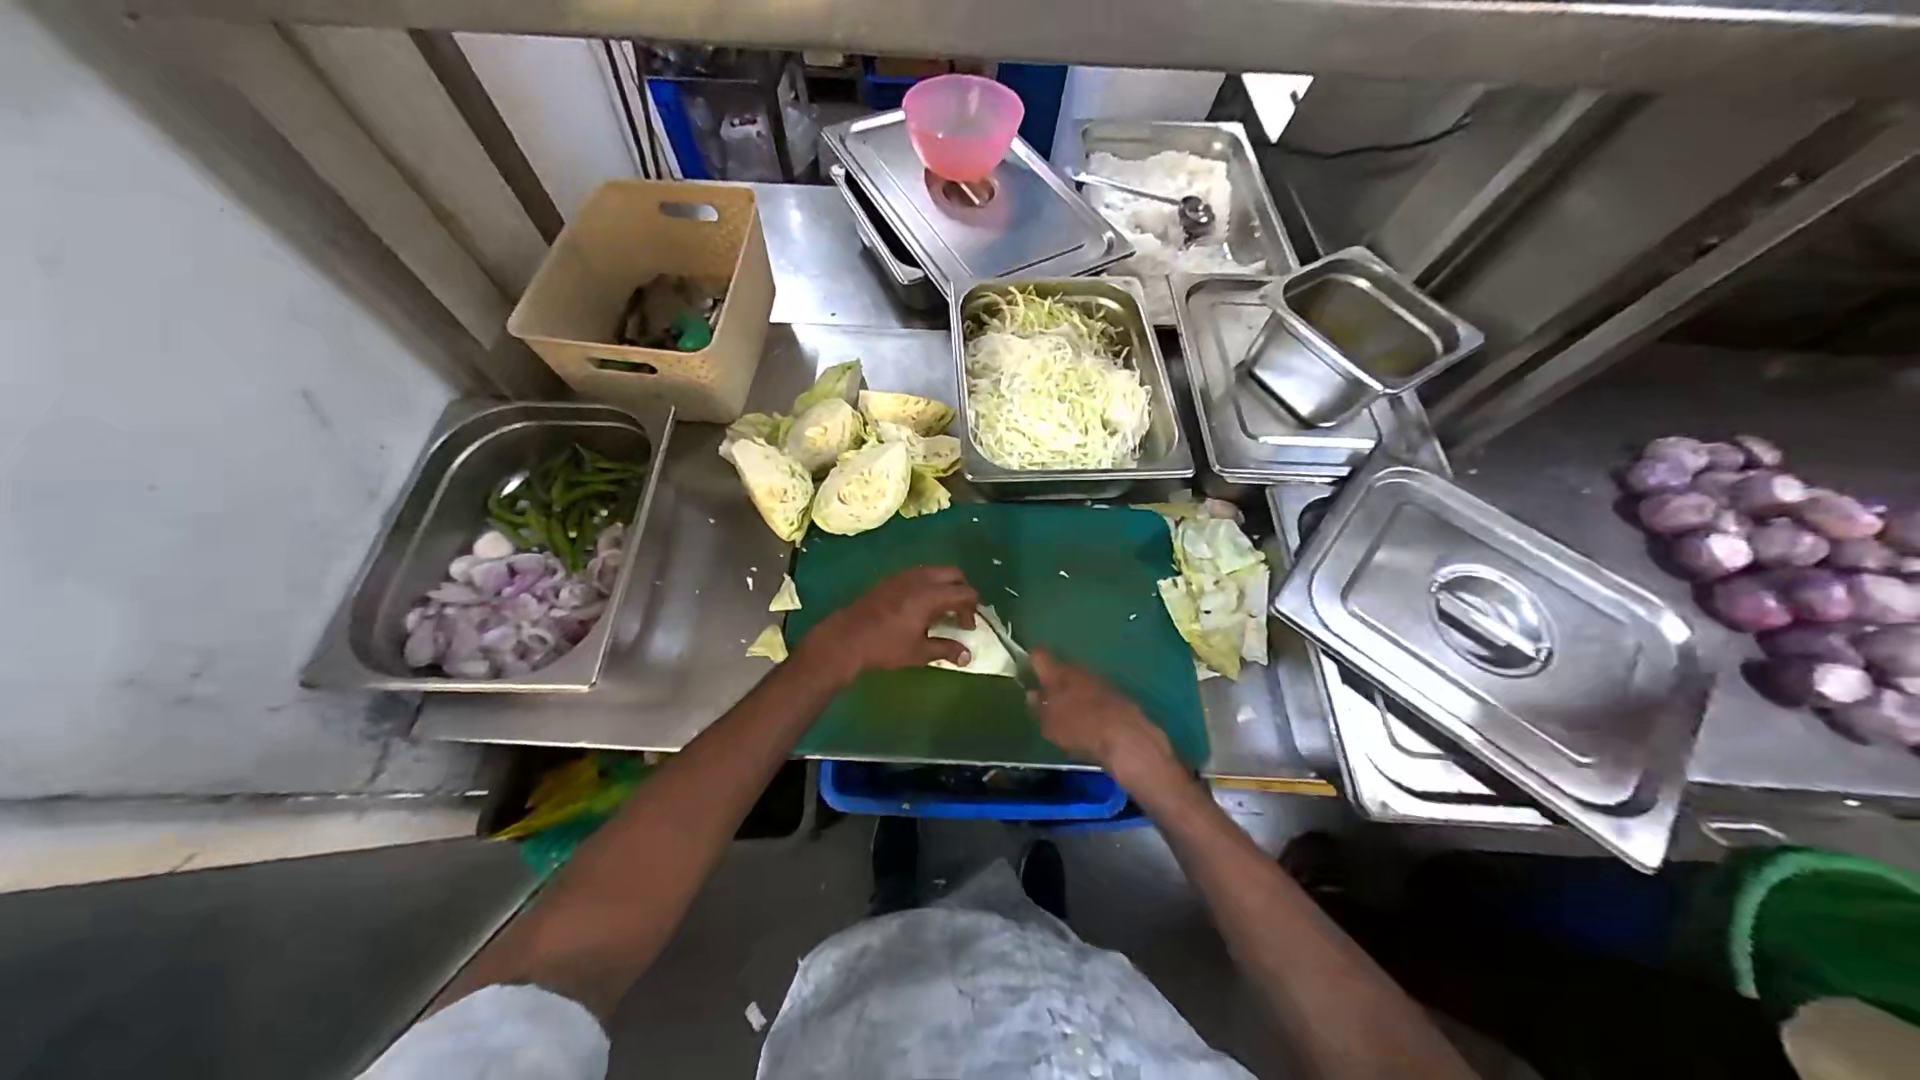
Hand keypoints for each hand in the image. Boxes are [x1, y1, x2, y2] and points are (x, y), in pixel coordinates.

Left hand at [795, 566, 978, 686]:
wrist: (847, 638)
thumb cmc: (885, 646)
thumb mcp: (919, 652)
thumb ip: (946, 650)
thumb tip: (968, 656)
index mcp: (930, 595)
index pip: (964, 592)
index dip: (972, 609)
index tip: (967, 627)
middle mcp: (920, 579)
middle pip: (953, 574)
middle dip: (963, 590)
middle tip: (960, 613)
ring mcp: (903, 576)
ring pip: (935, 571)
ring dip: (945, 586)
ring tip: (942, 610)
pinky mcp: (890, 579)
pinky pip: (919, 574)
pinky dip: (929, 584)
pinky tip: (921, 606)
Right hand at [1029, 649, 1178, 789]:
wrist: (1124, 736)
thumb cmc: (1078, 728)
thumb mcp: (1048, 724)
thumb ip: (1038, 707)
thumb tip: (1032, 694)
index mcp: (1057, 673)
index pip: (1040, 655)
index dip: (1032, 659)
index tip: (1026, 667)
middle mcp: (1077, 670)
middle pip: (1061, 668)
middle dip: (1053, 678)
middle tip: (1045, 695)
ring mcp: (1099, 680)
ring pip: (1079, 680)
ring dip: (1072, 690)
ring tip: (1066, 709)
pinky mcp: (1115, 694)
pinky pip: (1094, 693)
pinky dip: (1089, 700)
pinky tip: (1088, 717)